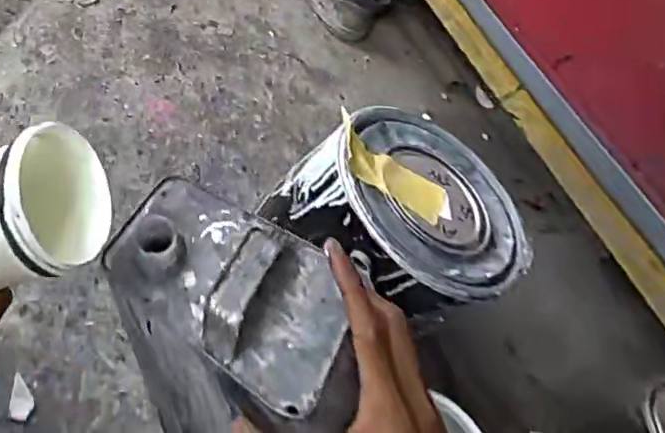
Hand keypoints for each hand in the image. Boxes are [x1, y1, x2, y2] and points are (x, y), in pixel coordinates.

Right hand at [327, 239, 442, 432]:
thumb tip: (233, 420)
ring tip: (345, 304)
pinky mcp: (430, 432)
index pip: (368, 328)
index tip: (332, 250)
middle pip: (396, 330)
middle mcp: (416, 406)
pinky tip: (365, 360)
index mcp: (388, 405)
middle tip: (334, 270)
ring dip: (378, 320)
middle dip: (366, 291)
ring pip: (409, 351)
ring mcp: (430, 421)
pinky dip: (386, 349)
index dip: (349, 284)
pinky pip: (410, 373)